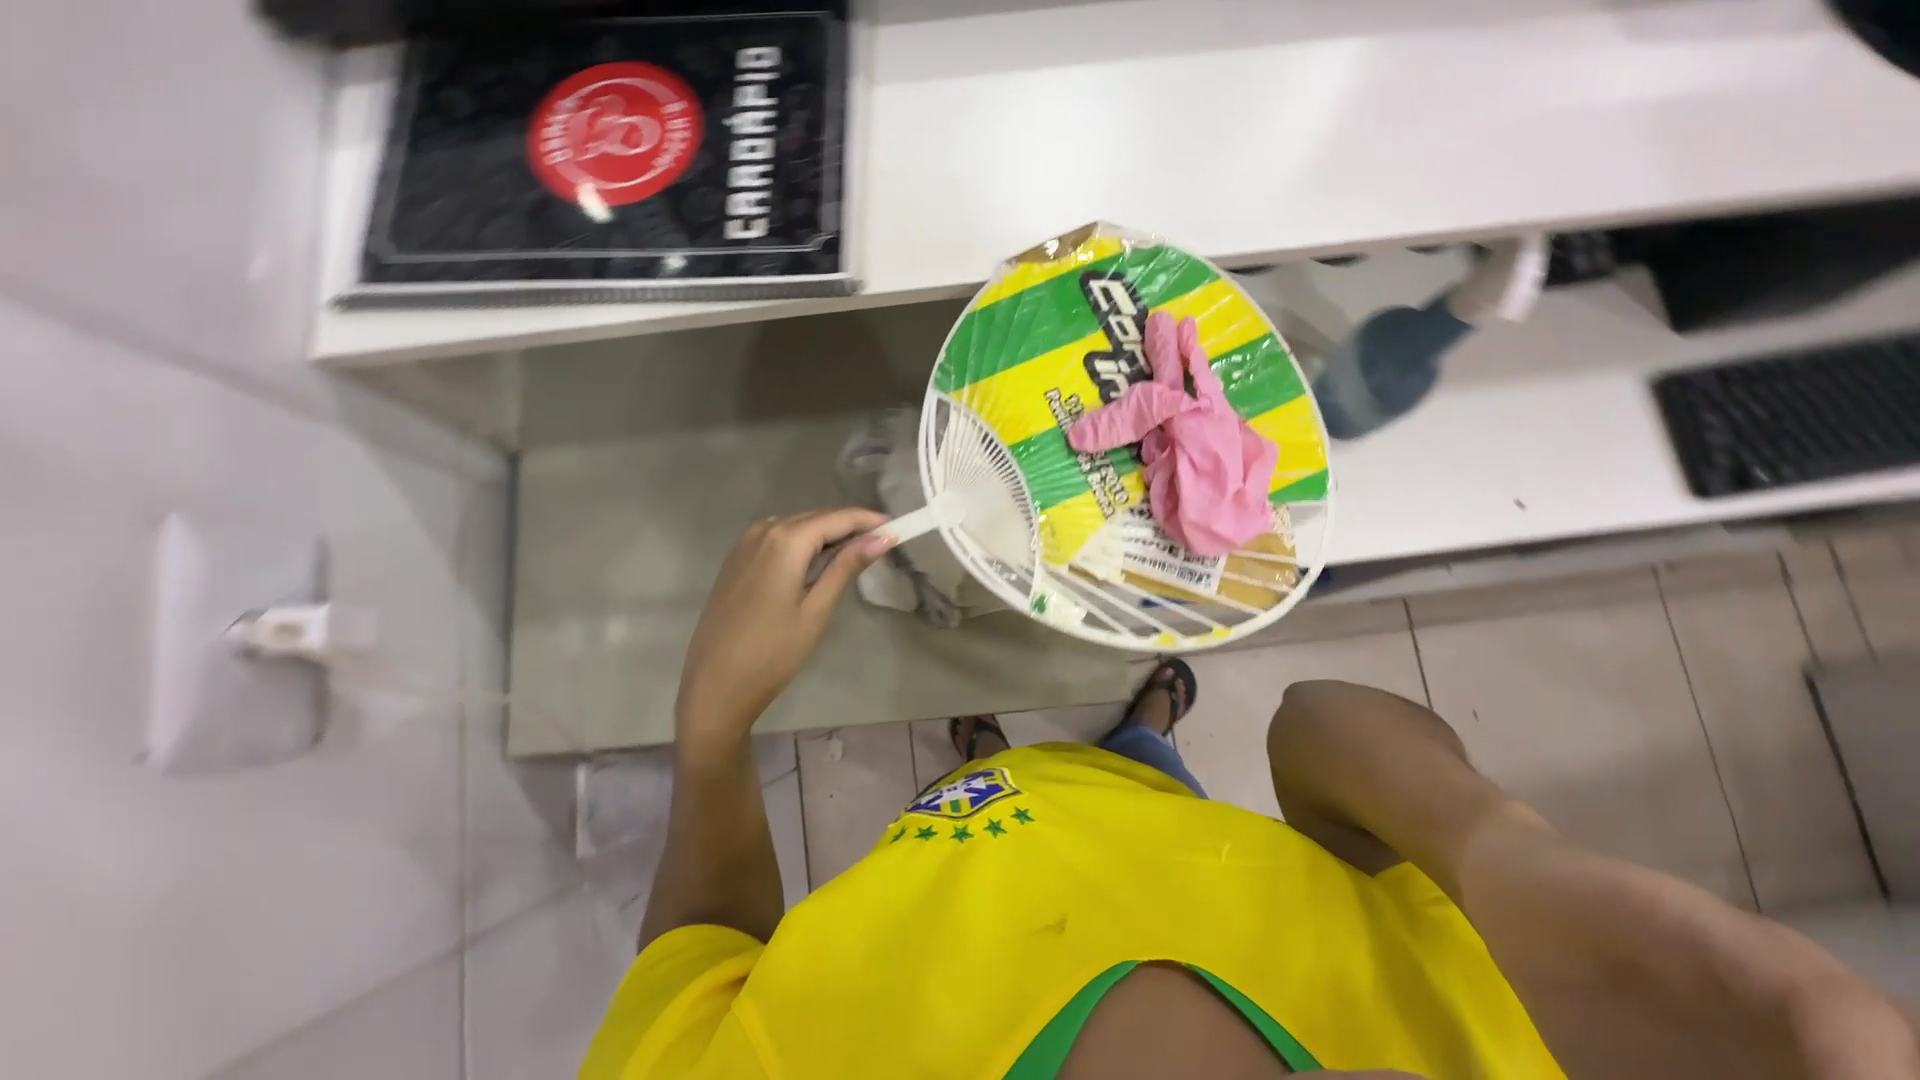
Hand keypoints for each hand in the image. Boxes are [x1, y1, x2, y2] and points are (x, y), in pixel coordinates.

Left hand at [676, 507, 893, 757]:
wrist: (715, 684)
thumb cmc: (773, 652)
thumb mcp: (816, 609)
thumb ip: (847, 567)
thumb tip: (883, 537)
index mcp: (785, 540)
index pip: (837, 518)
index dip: (869, 521)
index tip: (898, 528)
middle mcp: (763, 531)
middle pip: (816, 518)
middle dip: (850, 527)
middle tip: (883, 545)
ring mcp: (745, 544)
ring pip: (796, 526)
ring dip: (826, 535)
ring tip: (855, 555)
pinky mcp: (736, 560)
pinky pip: (776, 539)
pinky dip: (801, 544)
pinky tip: (815, 564)